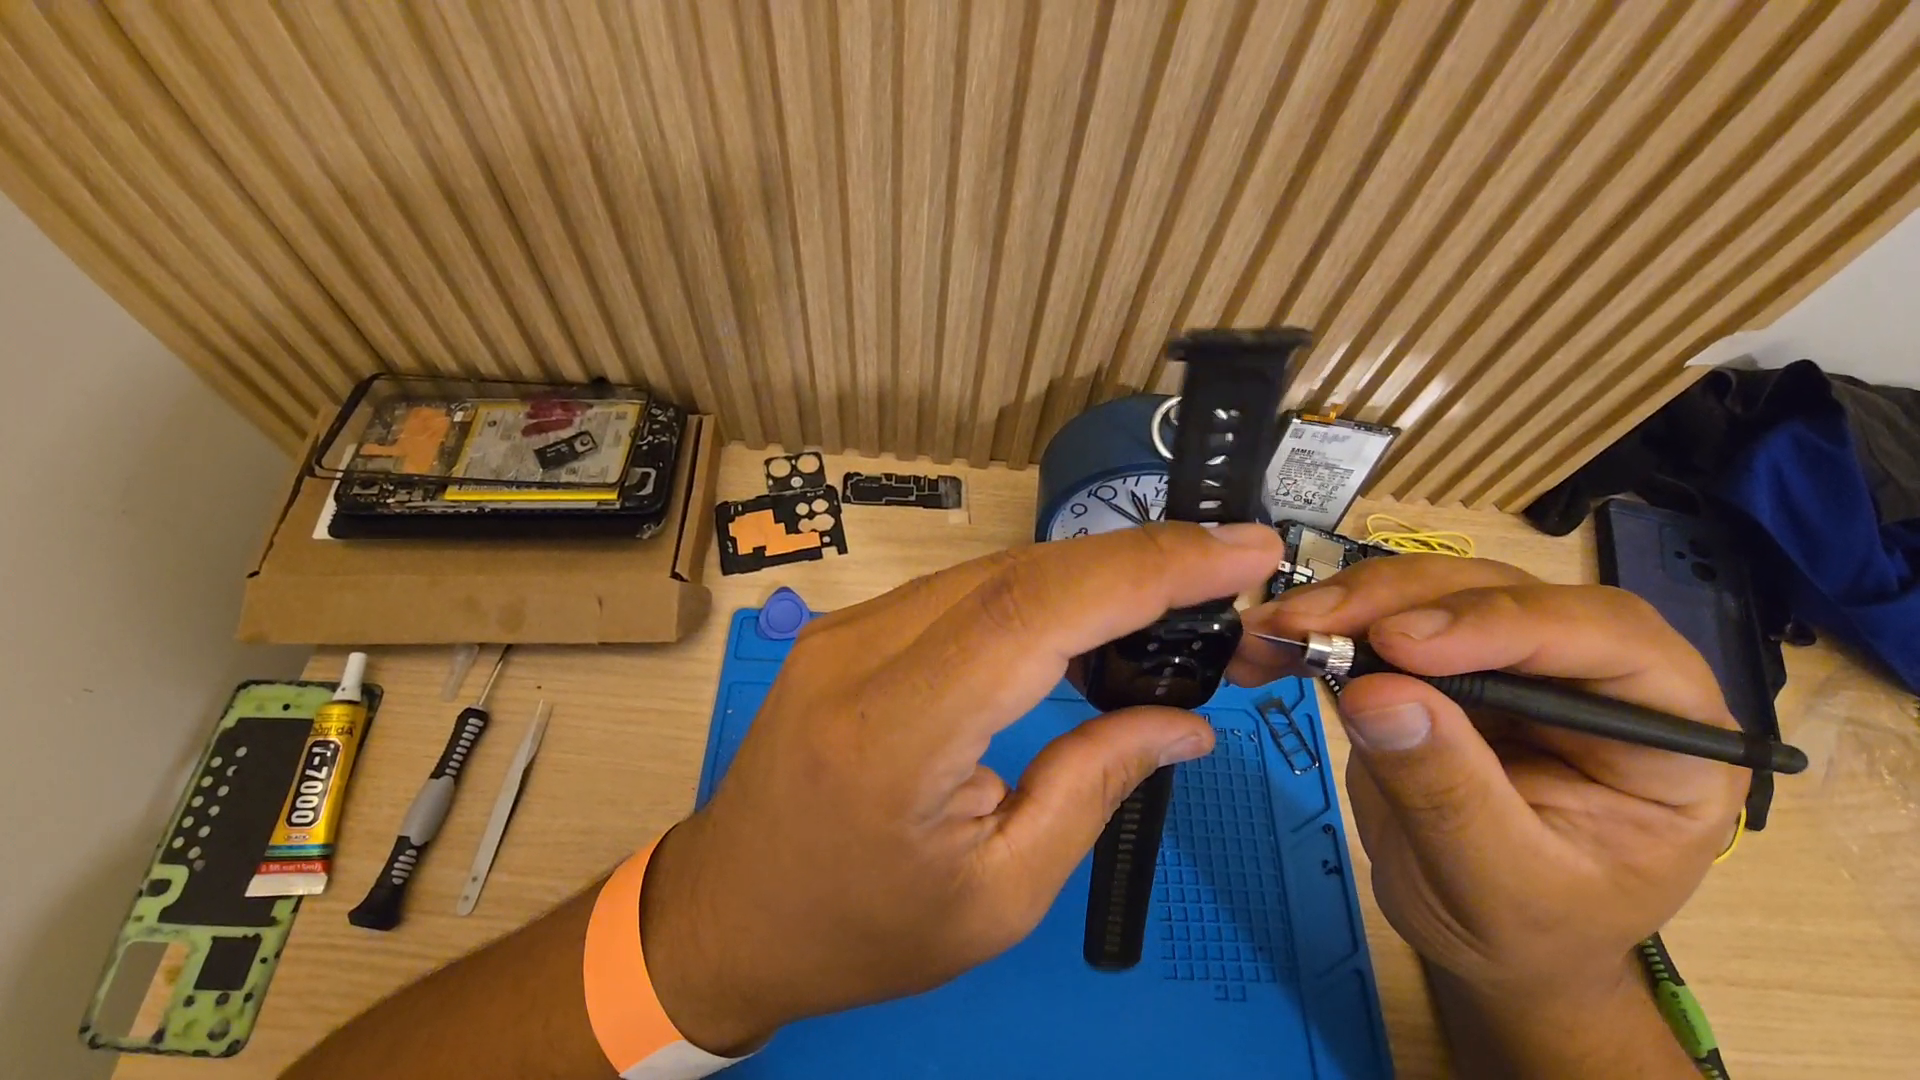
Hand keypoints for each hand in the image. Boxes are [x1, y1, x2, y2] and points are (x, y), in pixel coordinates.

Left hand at [642, 523, 1282, 1052]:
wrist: (730, 913)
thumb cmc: (862, 930)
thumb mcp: (997, 897)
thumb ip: (1092, 791)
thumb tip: (1185, 723)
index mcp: (892, 735)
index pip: (1031, 615)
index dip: (1144, 571)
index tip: (1239, 553)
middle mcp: (858, 655)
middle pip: (1017, 574)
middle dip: (1138, 556)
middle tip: (1233, 559)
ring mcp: (844, 630)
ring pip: (991, 570)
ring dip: (1094, 568)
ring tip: (1184, 582)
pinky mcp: (847, 629)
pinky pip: (961, 590)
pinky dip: (1042, 587)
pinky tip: (1094, 603)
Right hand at [1232, 555, 1747, 998]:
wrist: (1481, 943)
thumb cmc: (1522, 931)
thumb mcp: (1495, 883)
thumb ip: (1447, 791)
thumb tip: (1376, 692)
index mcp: (1661, 735)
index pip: (1609, 641)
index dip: (1505, 624)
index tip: (1401, 646)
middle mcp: (1589, 677)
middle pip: (1504, 594)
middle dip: (1399, 601)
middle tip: (1309, 624)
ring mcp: (1509, 663)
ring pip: (1435, 591)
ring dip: (1348, 604)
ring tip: (1275, 631)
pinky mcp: (1440, 668)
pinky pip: (1382, 622)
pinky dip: (1322, 626)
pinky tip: (1273, 642)